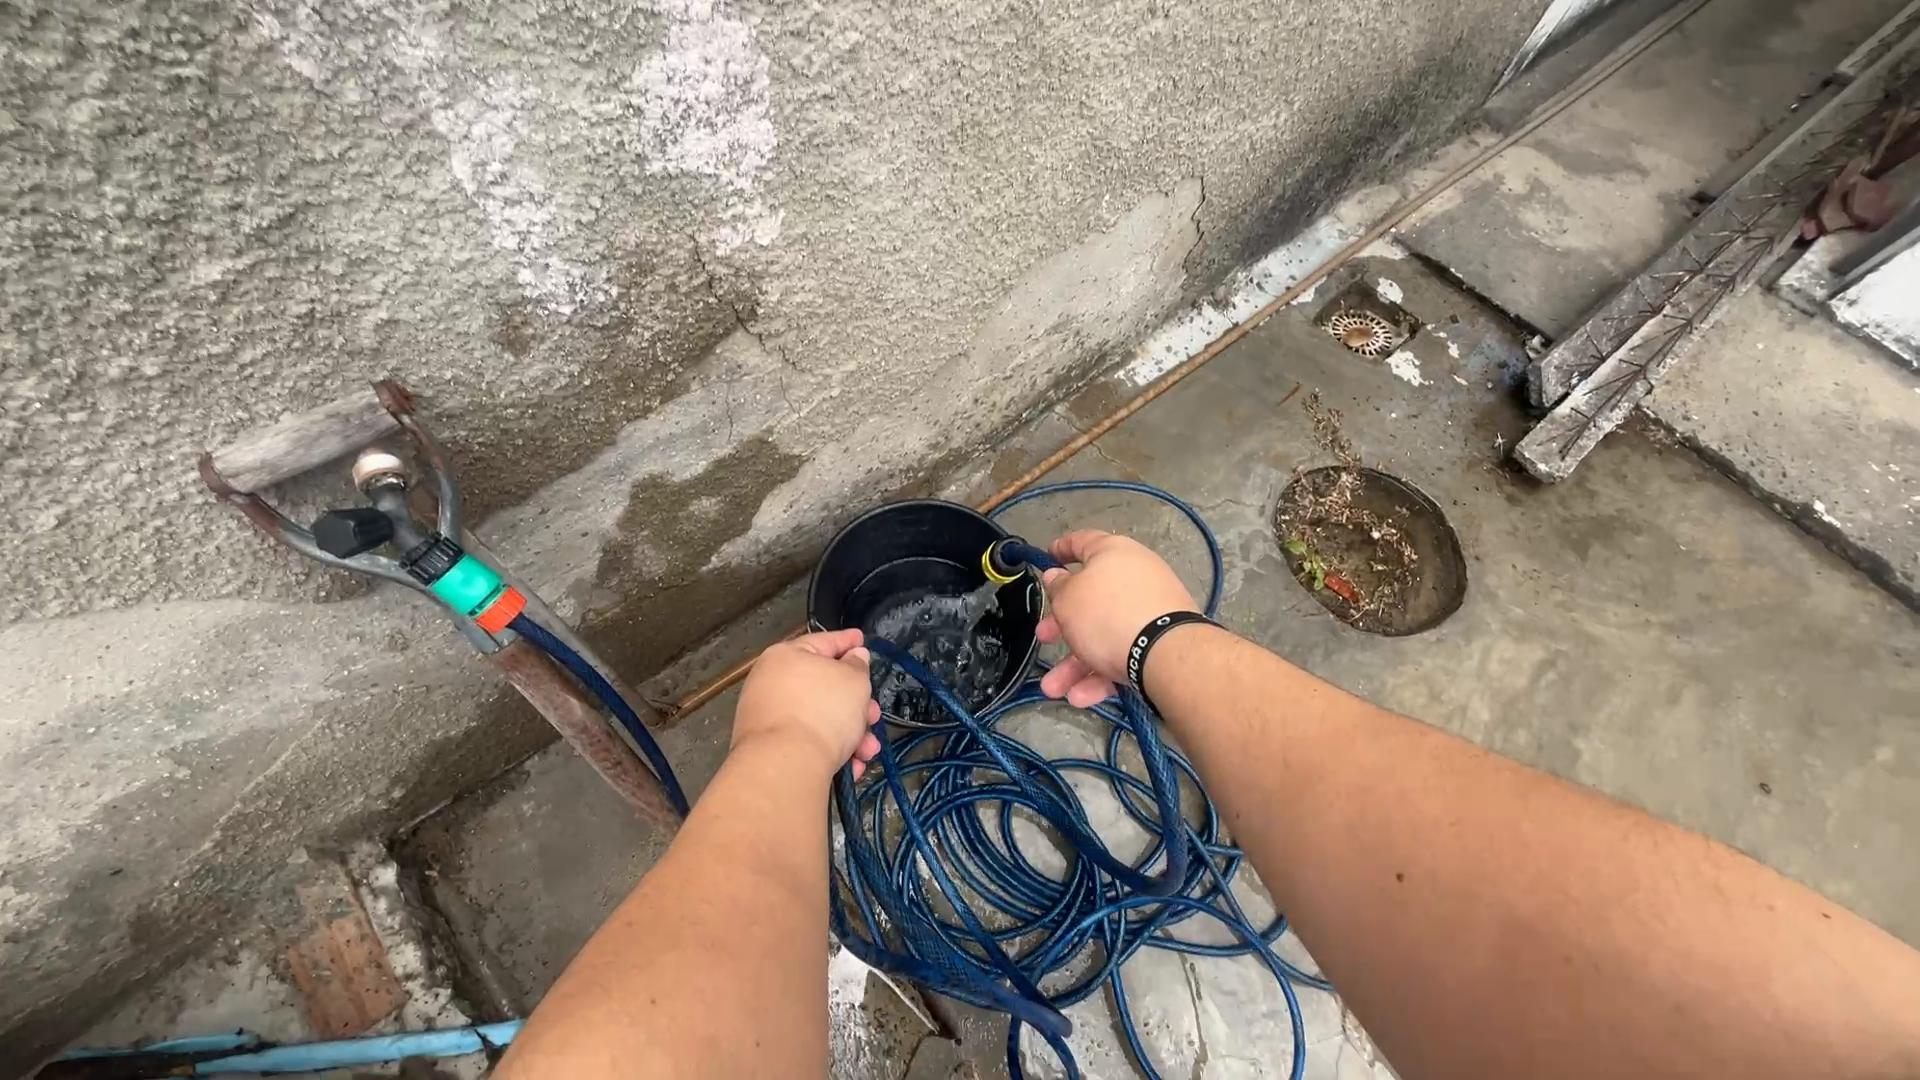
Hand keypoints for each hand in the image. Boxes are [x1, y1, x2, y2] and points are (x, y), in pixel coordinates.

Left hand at [733, 629, 882, 780]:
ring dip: (851, 733)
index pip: (825, 641)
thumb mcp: (854, 680)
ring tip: (868, 749)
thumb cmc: (821, 712)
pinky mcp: (770, 748)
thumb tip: (854, 657)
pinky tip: (852, 765)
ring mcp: (768, 717)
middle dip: (857, 703)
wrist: (786, 767)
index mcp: (787, 656)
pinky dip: (832, 750)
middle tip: (873, 713)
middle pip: (825, 686)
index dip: (848, 641)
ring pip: (820, 718)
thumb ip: (858, 665)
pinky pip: (808, 741)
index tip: (861, 640)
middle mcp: (772, 683)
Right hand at [1036, 530, 1198, 706]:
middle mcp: (1135, 577)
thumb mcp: (1068, 599)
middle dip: (1061, 624)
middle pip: (1089, 598)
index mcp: (1113, 553)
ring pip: (1103, 634)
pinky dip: (1101, 674)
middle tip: (1044, 637)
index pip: (1082, 541)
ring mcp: (1150, 611)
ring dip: (1075, 663)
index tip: (1047, 557)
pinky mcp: (1160, 642)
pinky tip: (1081, 697)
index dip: (1061, 548)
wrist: (1165, 654)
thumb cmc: (1107, 614)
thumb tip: (1056, 576)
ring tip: (1054, 689)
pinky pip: (1123, 653)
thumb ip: (1057, 587)